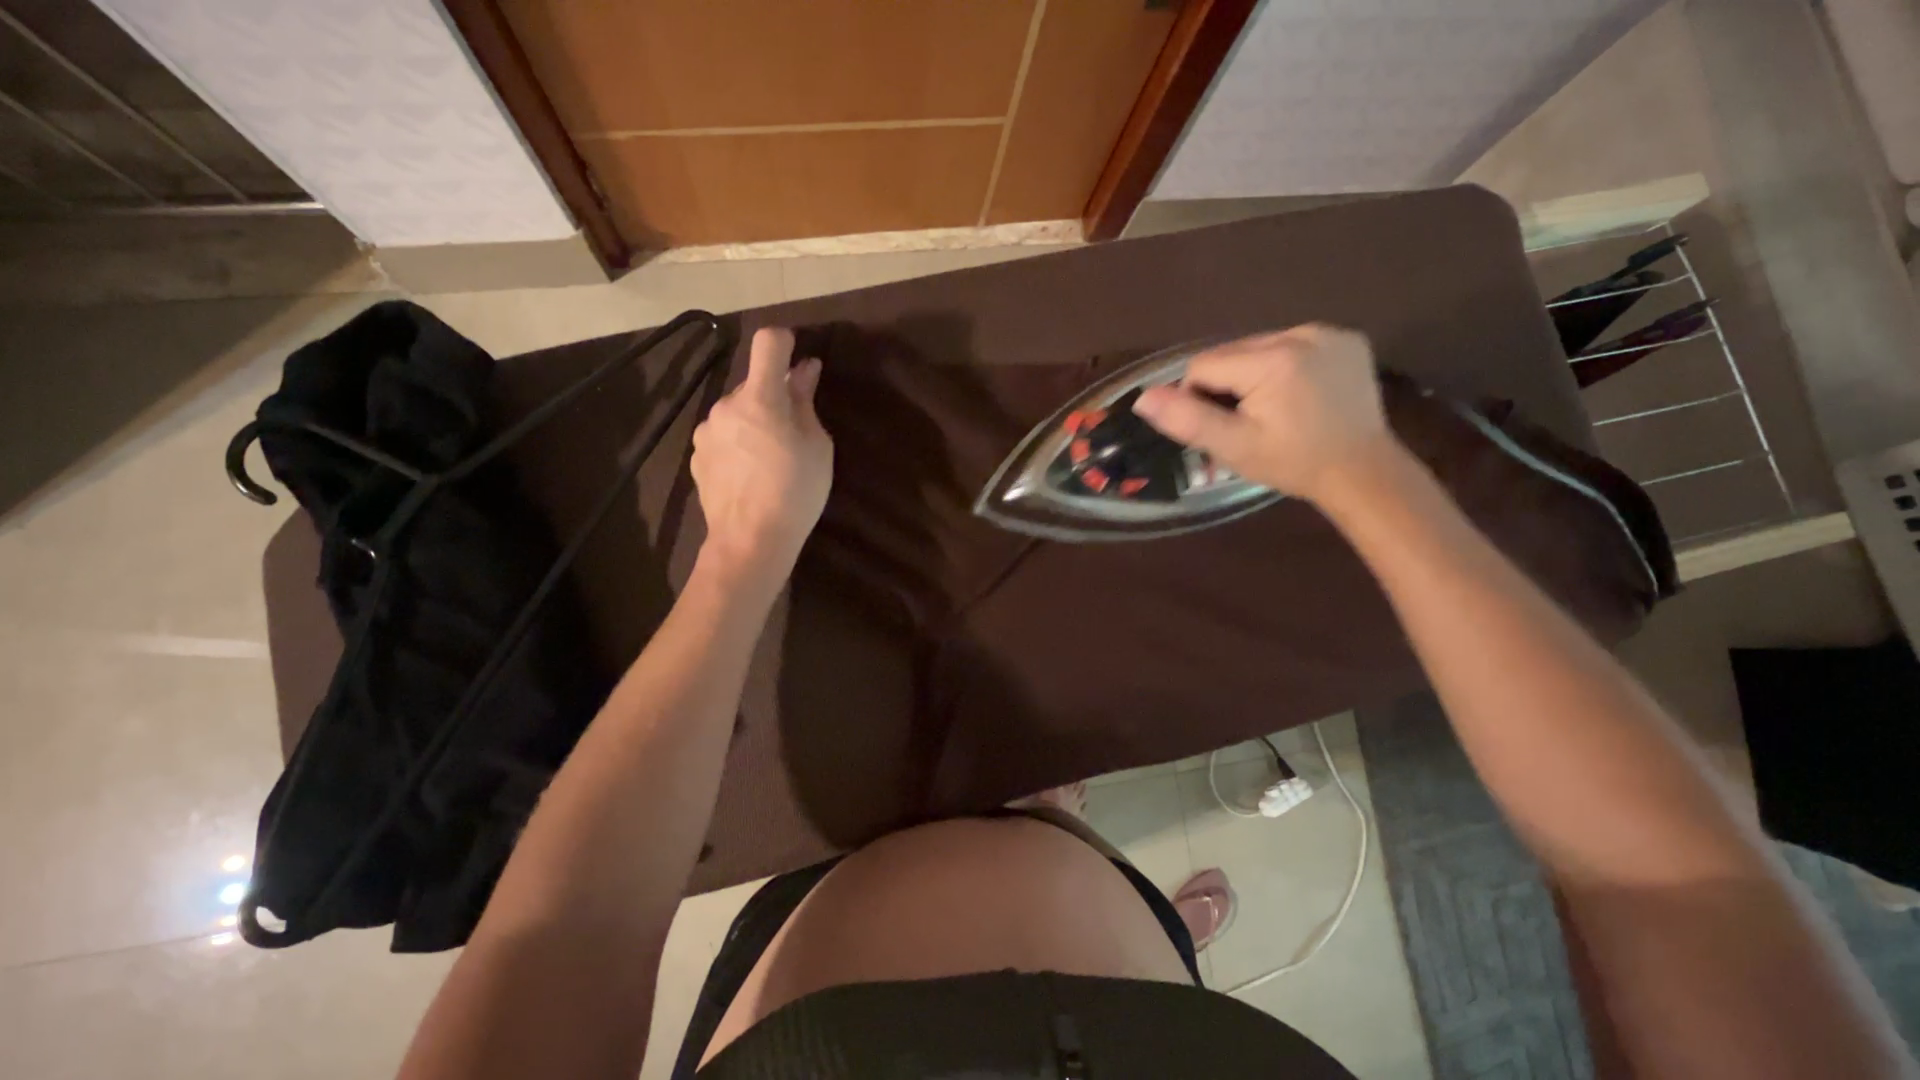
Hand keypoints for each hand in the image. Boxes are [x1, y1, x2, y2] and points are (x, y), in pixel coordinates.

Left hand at [690, 327, 832, 585]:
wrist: (750, 541)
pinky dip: (737, 444)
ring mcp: (706, 431)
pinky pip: (723, 437)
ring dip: (753, 423)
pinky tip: (750, 476)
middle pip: (753, 385)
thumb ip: (805, 402)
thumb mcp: (816, 446)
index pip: (768, 342)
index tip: (798, 361)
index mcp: (759, 397)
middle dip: (772, 398)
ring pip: (736, 413)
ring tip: (770, 460)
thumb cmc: (795, 492)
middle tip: (793, 432)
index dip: (785, 342)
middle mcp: (725, 406)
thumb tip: (804, 370)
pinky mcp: (696, 456)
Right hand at [1132, 325, 1397, 503]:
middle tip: (1249, 422)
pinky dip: (1288, 365)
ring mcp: (1329, 333)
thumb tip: (1144, 398)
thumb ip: (1188, 420)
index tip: (1225, 426)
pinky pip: (1295, 344)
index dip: (1202, 397)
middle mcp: (1301, 333)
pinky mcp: (1347, 339)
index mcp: (1272, 360)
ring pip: (1262, 346)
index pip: (1204, 365)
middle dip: (1230, 384)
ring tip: (1275, 409)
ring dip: (1256, 373)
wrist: (1363, 472)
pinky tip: (1301, 393)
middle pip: (1233, 351)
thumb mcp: (1235, 448)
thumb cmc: (1293, 463)